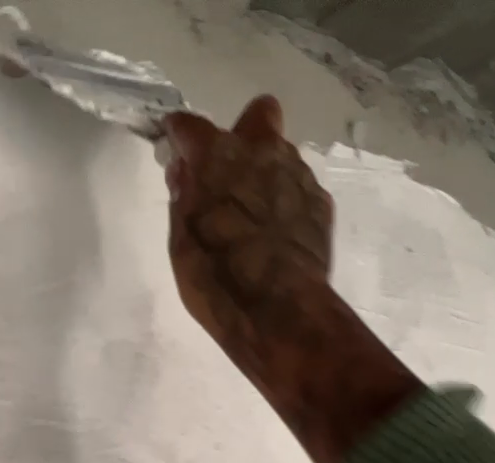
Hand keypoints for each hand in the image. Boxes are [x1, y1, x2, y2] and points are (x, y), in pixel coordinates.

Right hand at [162, 96, 422, 462]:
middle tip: (226, 176)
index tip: (172, 151)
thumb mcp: (180, 243)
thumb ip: (183, 198)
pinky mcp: (322, 204)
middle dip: (241, 135)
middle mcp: (263, 151)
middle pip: (256, 117)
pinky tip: (276, 237)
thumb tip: (185, 172)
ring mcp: (299, 175)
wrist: (279, 314)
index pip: (190, 125)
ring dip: (266, 172)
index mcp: (218, 155)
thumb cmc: (216, 280)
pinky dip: (285, 202)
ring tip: (253, 217)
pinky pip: (298, 189)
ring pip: (282, 154)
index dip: (178, 136)